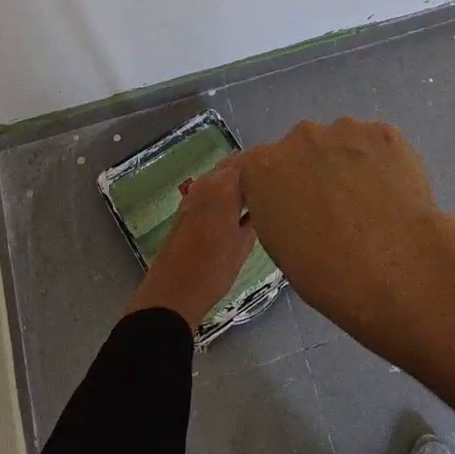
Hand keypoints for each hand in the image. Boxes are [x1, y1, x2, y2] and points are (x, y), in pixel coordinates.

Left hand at [123, 157, 256, 334]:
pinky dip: (223, 192)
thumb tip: (263, 205)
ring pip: (219, 178)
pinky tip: (237, 207)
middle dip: (250, 169)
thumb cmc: (214, 269)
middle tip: (273, 179)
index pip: (247, 161)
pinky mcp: (185, 210)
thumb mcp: (243, 245)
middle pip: (231, 166)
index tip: (282, 168)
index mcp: (223, 188)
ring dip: (236, 181)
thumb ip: (253, 219)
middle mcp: (206, 184)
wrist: (173, 292)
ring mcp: (192, 196)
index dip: (264, 162)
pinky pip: (209, 191)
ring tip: (259, 193)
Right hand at [240, 118, 454, 413]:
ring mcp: (344, 129)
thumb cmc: (329, 272)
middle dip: (316, 172)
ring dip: (350, 163)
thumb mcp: (282, 246)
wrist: (395, 266)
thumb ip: (281, 211)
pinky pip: (378, 144)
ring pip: (342, 142)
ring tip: (373, 203)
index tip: (298, 213)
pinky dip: (384, 162)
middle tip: (338, 209)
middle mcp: (299, 137)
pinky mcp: (385, 132)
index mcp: (262, 168)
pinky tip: (395, 194)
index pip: (261, 169)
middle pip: (303, 149)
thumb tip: (299, 206)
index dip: (281, 191)